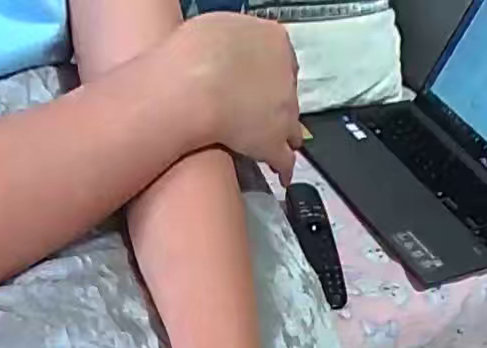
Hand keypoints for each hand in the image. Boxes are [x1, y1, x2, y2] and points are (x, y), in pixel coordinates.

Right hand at [168, 13, 302, 182]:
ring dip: (284, 138)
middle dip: (279, 108)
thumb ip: (231, 43)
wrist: (193, 84)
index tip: (264, 86)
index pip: (283, 63)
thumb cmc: (195, 54)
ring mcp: (284, 113)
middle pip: (289, 97)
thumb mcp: (217, 30)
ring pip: (292, 131)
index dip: (272, 78)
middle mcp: (286, 77)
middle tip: (267, 118)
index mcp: (275, 42)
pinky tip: (282, 178)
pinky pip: (285, 161)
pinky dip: (284, 170)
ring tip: (277, 150)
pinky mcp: (273, 145)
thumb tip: (225, 54)